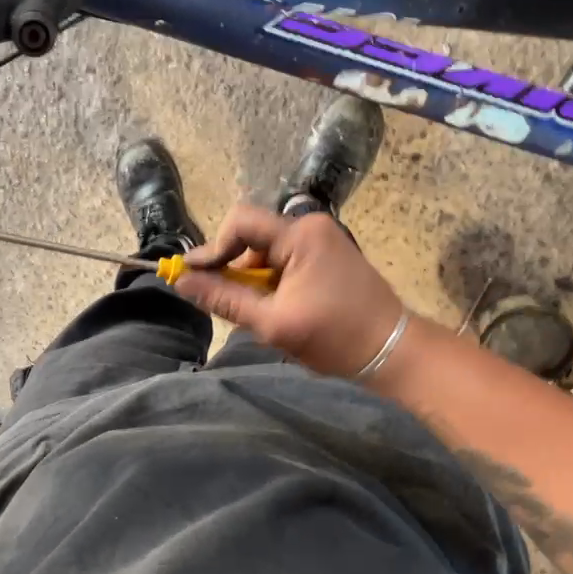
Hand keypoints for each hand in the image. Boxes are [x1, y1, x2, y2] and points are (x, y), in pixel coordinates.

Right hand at [174, 205, 405, 378]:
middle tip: (228, 301)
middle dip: (234, 268)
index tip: (194, 278)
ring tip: (259, 312)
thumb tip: (181, 282)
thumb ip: (224, 299)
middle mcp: (311, 226)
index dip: (212, 249)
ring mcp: (322, 239)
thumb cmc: (334, 337)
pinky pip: (284, 259)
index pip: (239, 223)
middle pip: (251, 236)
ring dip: (252, 278)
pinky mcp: (327, 254)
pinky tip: (277, 308)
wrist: (392, 350)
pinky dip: (271, 281)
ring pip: (265, 250)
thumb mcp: (271, 323)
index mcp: (300, 235)